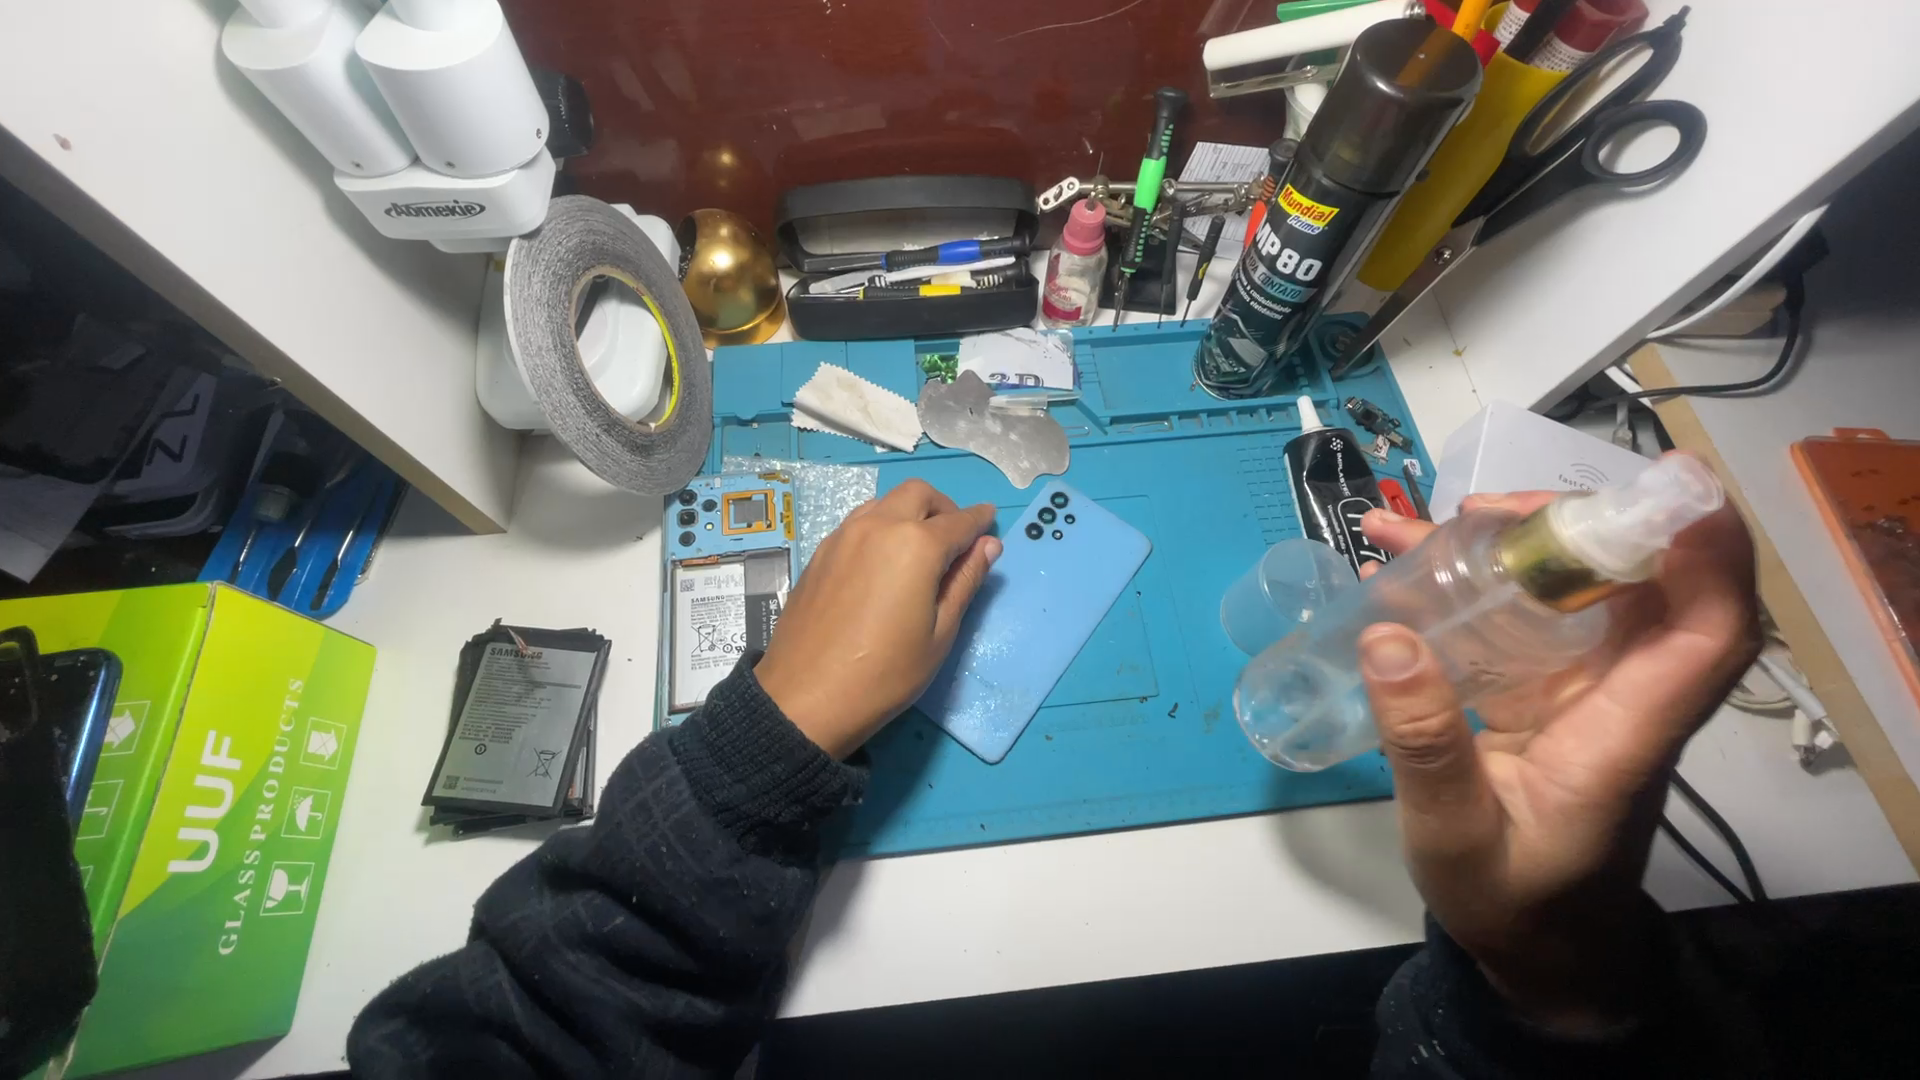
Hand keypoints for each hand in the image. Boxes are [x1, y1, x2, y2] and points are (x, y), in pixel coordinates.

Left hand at [755, 480, 1001, 759]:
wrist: (806, 697)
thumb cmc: (886, 673)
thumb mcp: (940, 633)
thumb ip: (965, 581)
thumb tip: (988, 545)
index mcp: (916, 545)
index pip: (959, 521)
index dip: (980, 521)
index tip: (990, 522)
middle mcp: (879, 526)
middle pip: (918, 494)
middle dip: (943, 507)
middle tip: (955, 538)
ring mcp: (844, 535)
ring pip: (885, 503)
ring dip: (909, 513)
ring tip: (919, 550)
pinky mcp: (821, 552)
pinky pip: (859, 522)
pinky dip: (881, 527)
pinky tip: (883, 562)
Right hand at [1355, 479, 1759, 1031]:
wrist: (1532, 943)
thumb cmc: (1509, 897)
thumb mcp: (1451, 829)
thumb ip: (1424, 742)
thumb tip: (1387, 637)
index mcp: (1623, 737)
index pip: (1702, 637)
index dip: (1704, 558)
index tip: (1662, 490)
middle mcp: (1614, 701)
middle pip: (1637, 593)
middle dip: (1569, 529)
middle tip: (1479, 508)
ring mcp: (1575, 694)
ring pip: (1565, 599)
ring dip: (1502, 550)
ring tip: (1412, 527)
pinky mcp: (1535, 695)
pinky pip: (1513, 624)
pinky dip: (1465, 588)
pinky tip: (1399, 576)